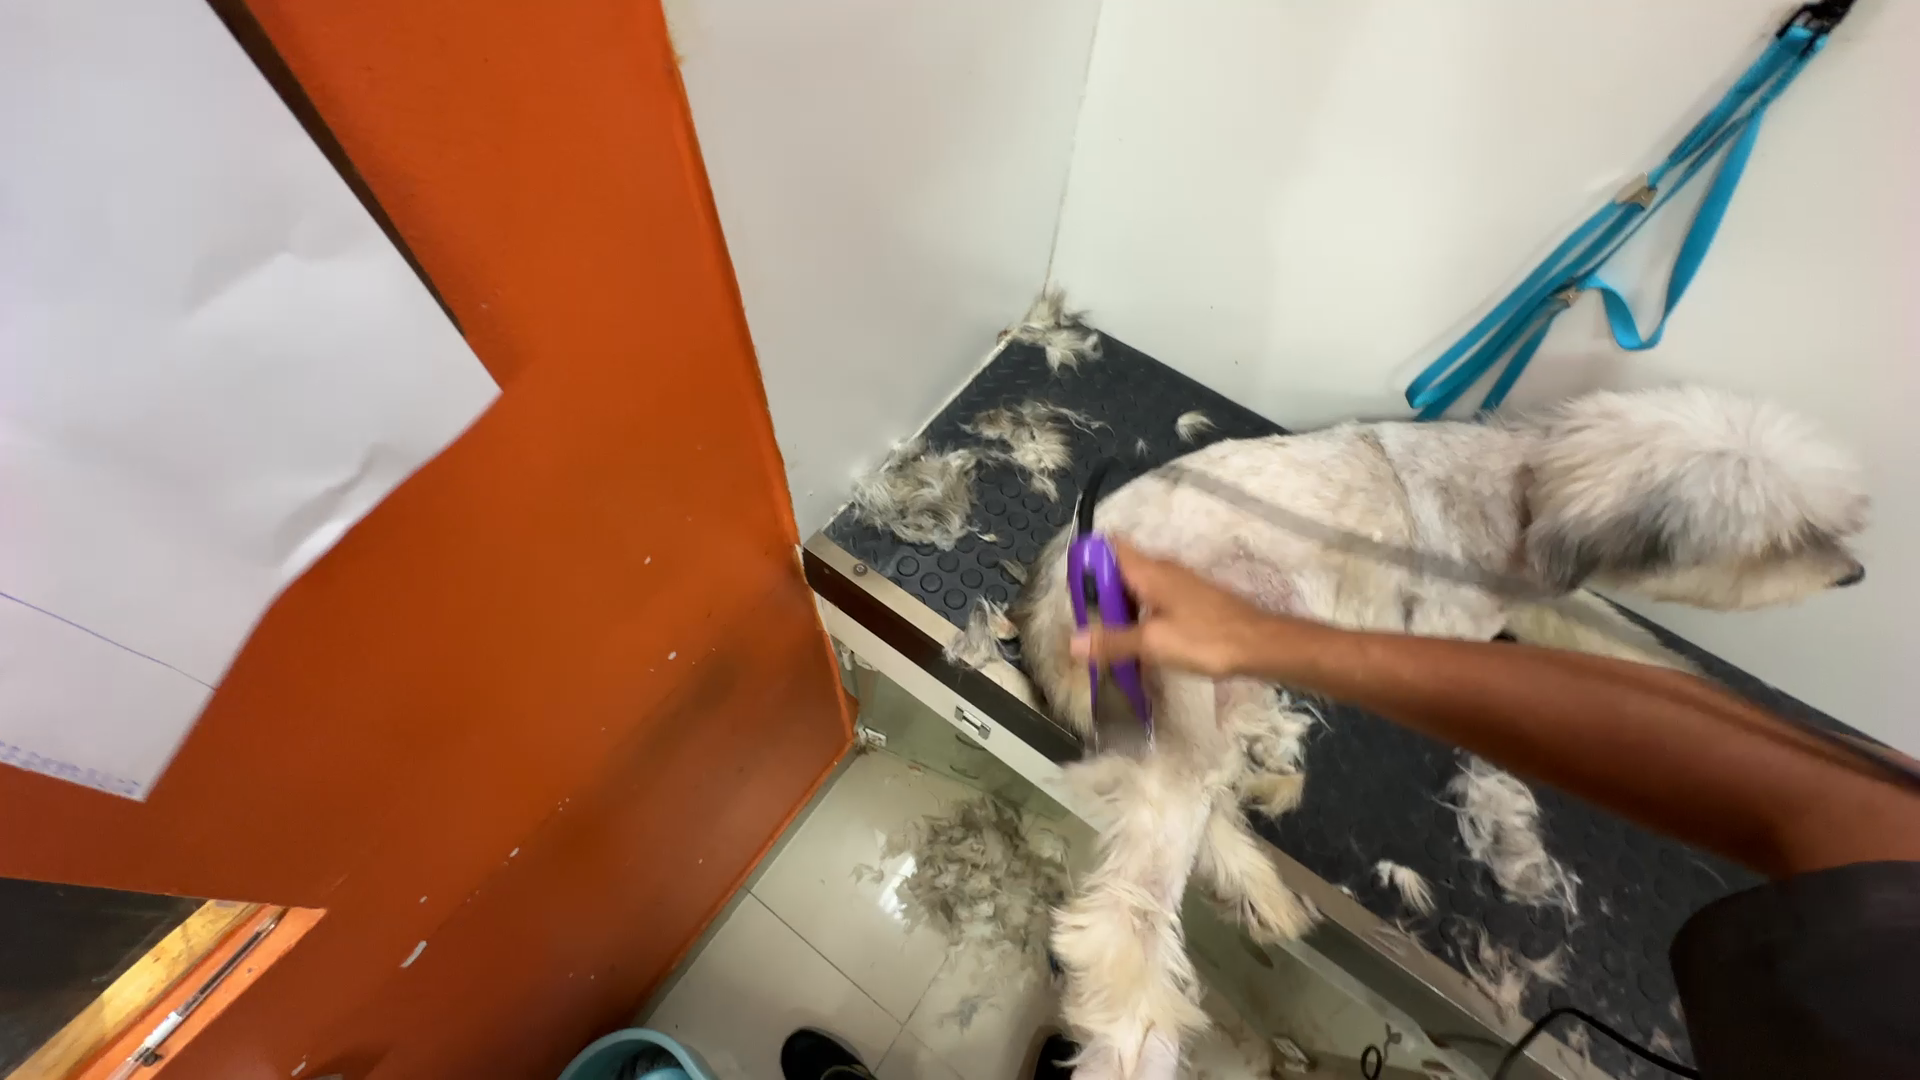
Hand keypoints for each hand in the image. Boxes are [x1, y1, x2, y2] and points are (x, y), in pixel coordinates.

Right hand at [1070, 541, 1301, 677]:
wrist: (1261, 645)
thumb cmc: (1206, 638)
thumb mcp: (1152, 644)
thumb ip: (1112, 642)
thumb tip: (1072, 643)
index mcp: (1148, 571)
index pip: (1109, 546)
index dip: (1088, 560)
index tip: (1076, 589)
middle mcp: (1161, 570)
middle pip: (1119, 569)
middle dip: (1100, 593)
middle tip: (1090, 624)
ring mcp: (1178, 584)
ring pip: (1136, 587)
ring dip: (1120, 608)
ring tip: (1111, 639)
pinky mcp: (1190, 600)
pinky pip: (1152, 600)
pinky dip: (1139, 616)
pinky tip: (1141, 642)